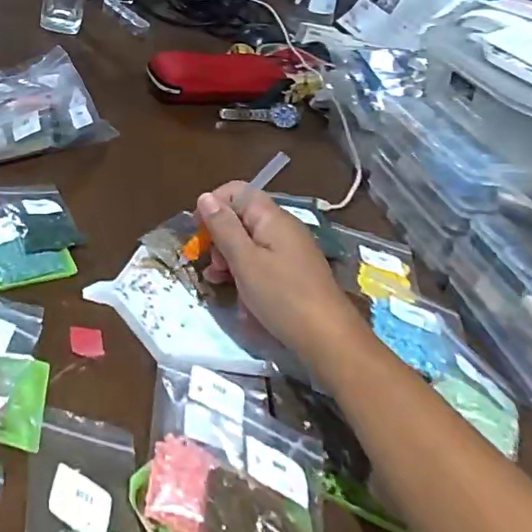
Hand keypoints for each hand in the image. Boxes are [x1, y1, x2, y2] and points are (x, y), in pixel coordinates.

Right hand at [197, 181, 355, 349]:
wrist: (330, 340)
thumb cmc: (282, 296)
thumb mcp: (244, 261)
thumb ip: (223, 227)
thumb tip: (205, 197)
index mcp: (271, 217)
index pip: (236, 191)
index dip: (213, 206)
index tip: (200, 233)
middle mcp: (282, 227)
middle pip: (241, 217)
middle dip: (220, 236)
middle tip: (213, 265)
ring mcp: (290, 250)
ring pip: (249, 241)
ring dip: (230, 257)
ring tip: (220, 282)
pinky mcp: (293, 272)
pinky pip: (262, 260)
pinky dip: (246, 271)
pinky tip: (240, 294)